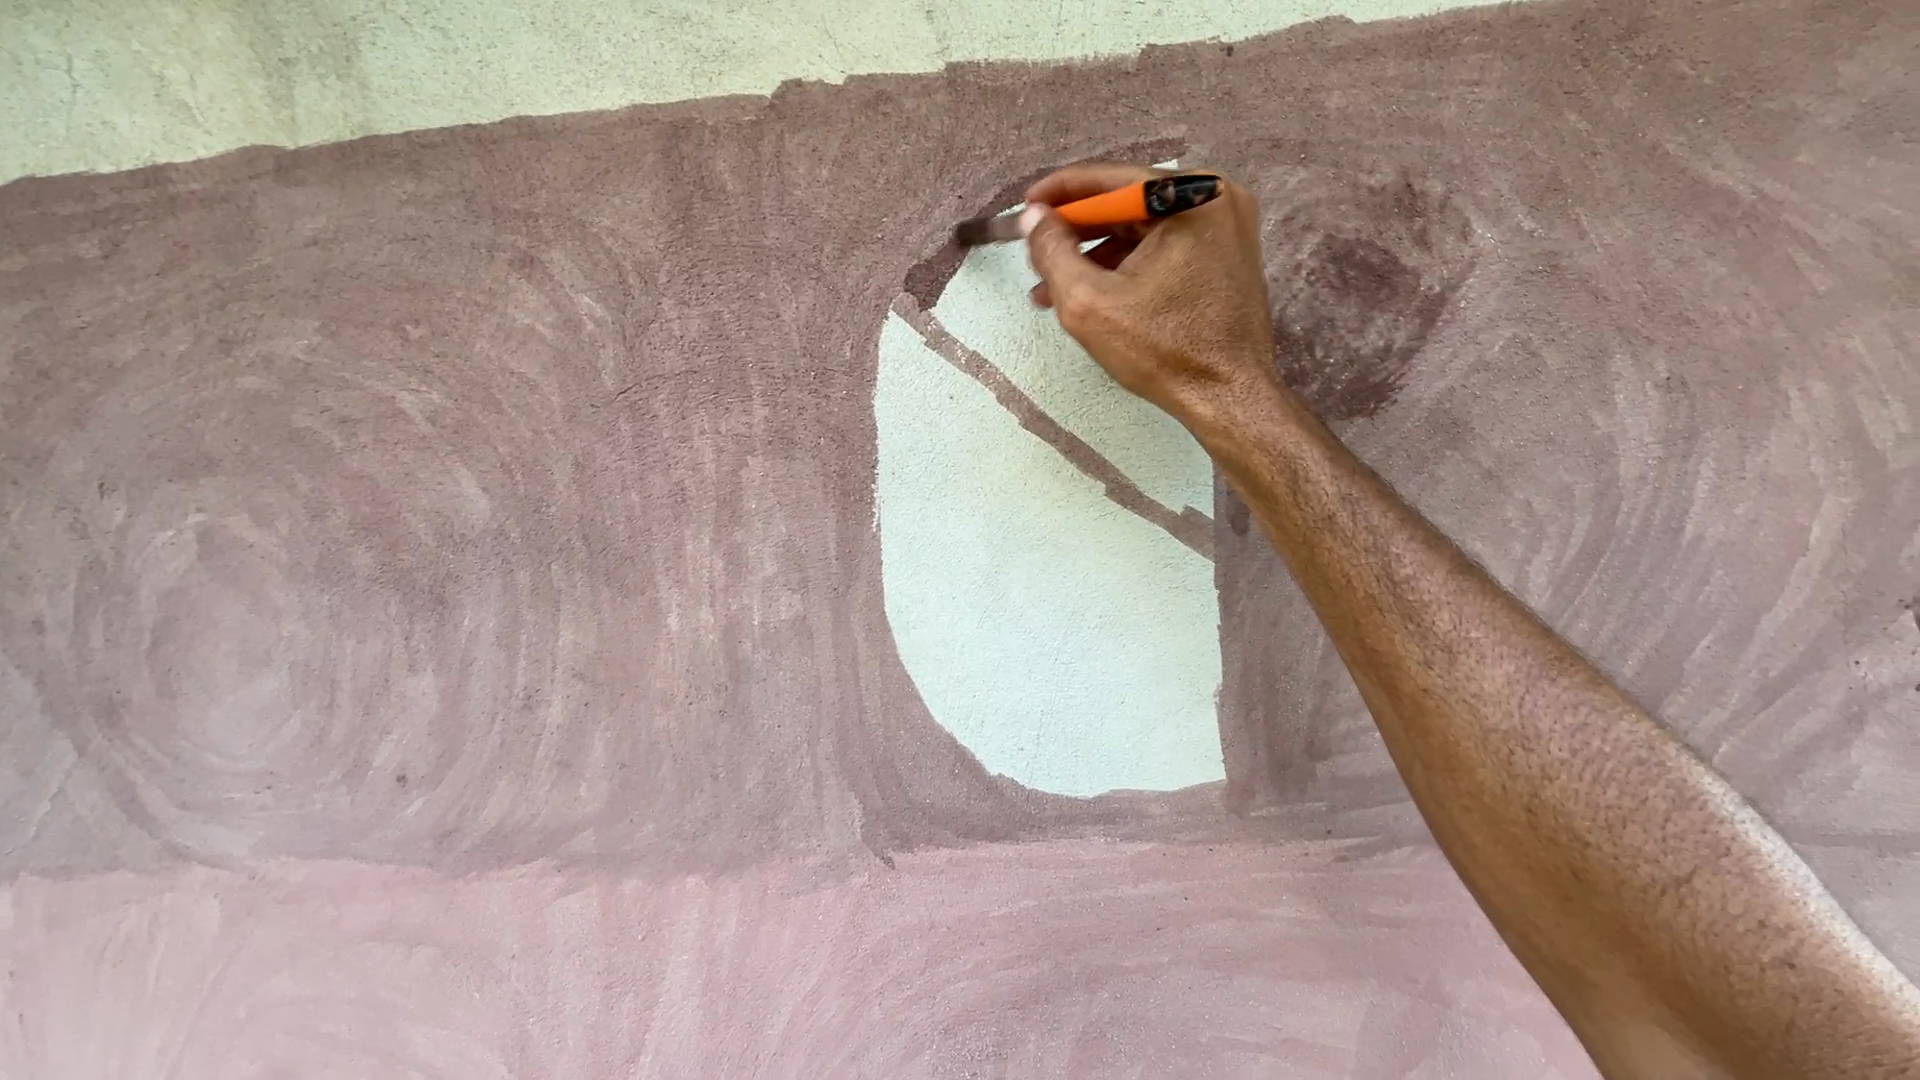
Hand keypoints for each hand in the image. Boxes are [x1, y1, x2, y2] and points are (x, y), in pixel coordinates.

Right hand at [1023, 163, 1283, 433]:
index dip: (1059, 192)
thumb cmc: (1163, 350)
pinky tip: (1094, 294)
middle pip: (1126, 203)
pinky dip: (1128, 266)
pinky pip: (1165, 248)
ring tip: (1052, 289)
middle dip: (1075, 232)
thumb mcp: (1088, 301)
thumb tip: (1033, 217)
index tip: (1026, 206)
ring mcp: (1227, 227)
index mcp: (1190, 196)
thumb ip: (1052, 252)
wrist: (1228, 397)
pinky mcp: (1226, 257)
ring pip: (1143, 229)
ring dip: (1096, 255)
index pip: (1110, 178)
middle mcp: (1216, 198)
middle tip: (1036, 253)